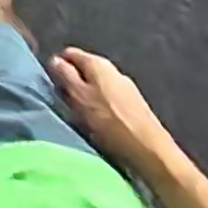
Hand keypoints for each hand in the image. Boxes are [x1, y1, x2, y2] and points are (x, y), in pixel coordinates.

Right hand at [49, 46, 175, 173]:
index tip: (55, 87)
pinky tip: (104, 125)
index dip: (58, 67)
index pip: (68, 53)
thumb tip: (55, 60)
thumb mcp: (78, 96)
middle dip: (74, 84)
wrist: (153, 153)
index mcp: (96, 61)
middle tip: (68, 104)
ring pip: (98, 86)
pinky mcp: (137, 107)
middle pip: (84, 70)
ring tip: (86, 118)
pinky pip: (111, 100)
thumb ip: (63, 74)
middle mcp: (113, 69)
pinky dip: (104, 109)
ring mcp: (127, 87)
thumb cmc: (109, 122)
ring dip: (89, 98)